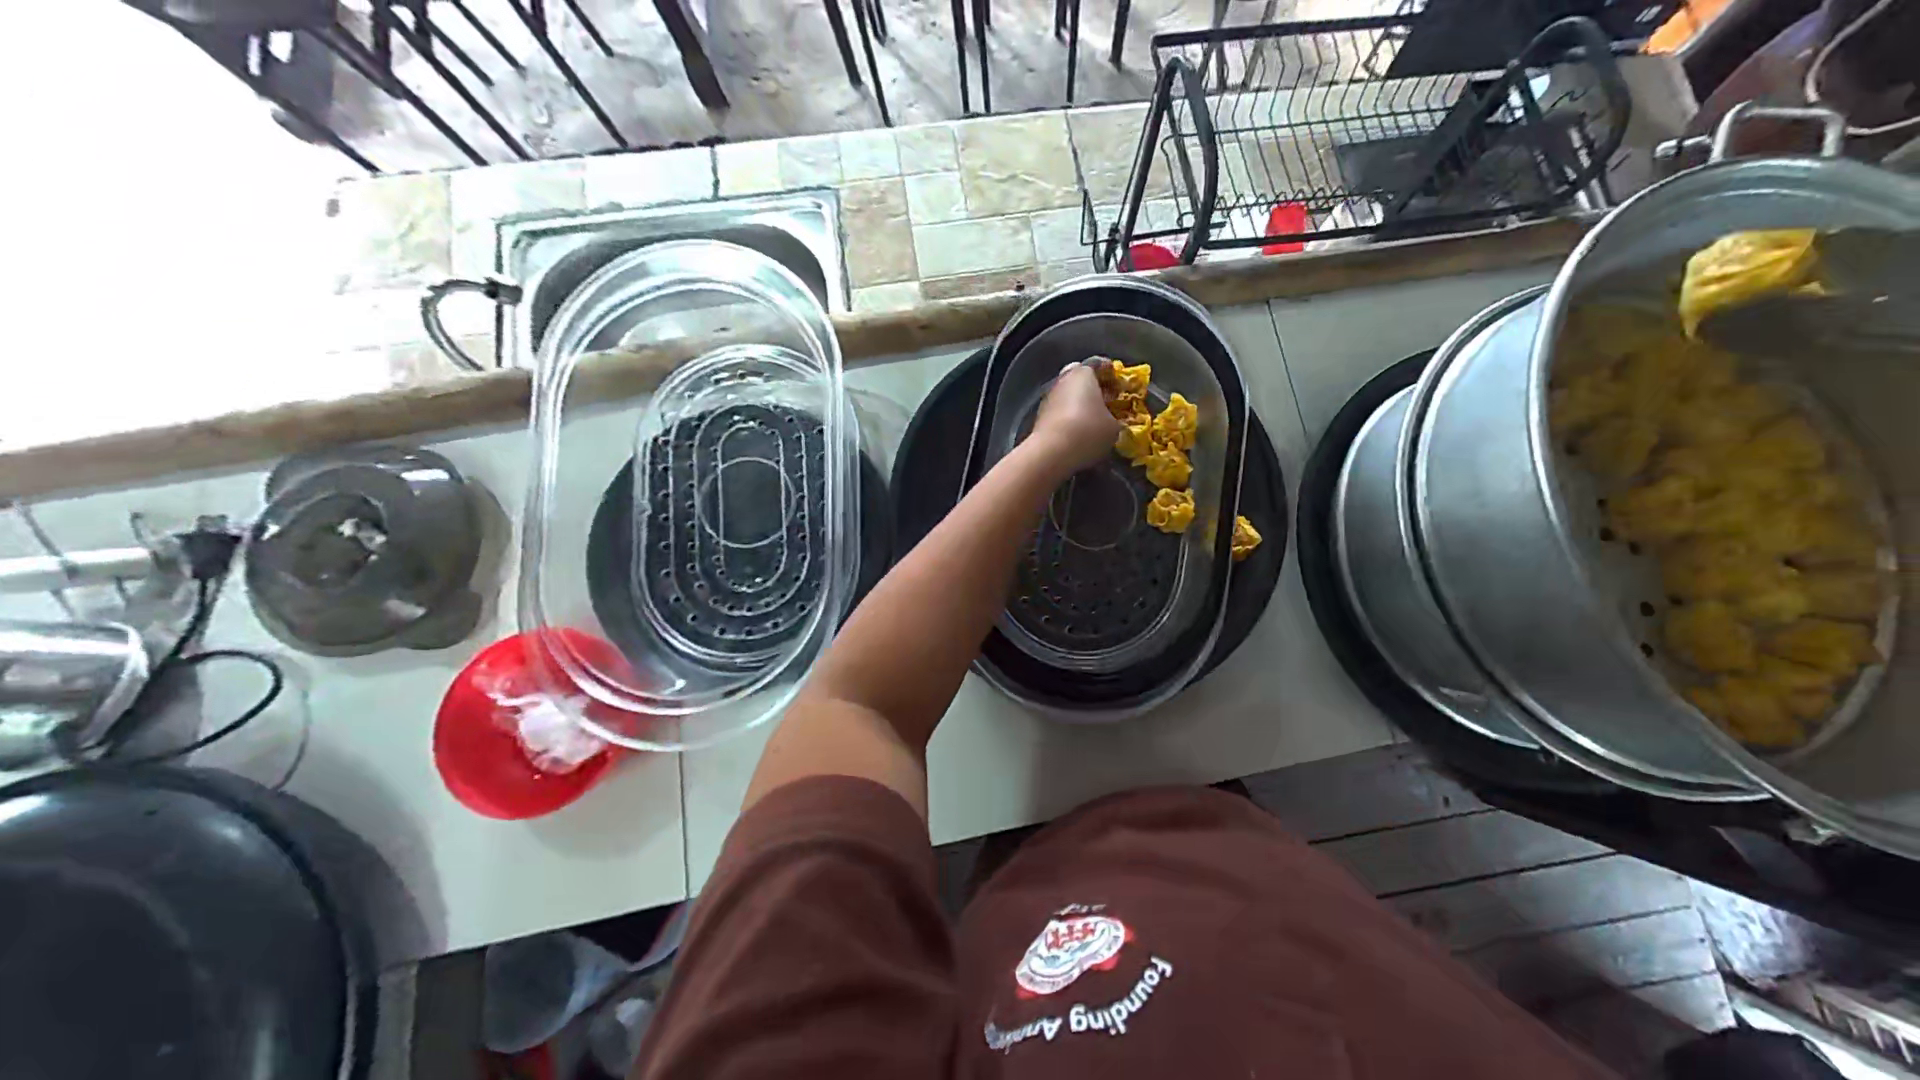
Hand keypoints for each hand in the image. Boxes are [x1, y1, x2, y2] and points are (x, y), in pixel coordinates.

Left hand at [1027, 361, 1118, 475]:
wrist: (1051, 453)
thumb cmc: (1088, 431)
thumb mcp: (1114, 427)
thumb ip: (1115, 419)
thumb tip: (1112, 422)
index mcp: (1082, 373)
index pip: (1099, 364)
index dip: (1111, 374)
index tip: (1119, 385)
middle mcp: (1062, 380)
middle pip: (1080, 378)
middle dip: (1093, 387)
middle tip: (1106, 400)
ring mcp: (1048, 397)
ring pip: (1067, 394)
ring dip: (1079, 403)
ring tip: (1093, 419)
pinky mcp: (1039, 417)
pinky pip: (1059, 411)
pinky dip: (1068, 417)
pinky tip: (1078, 431)